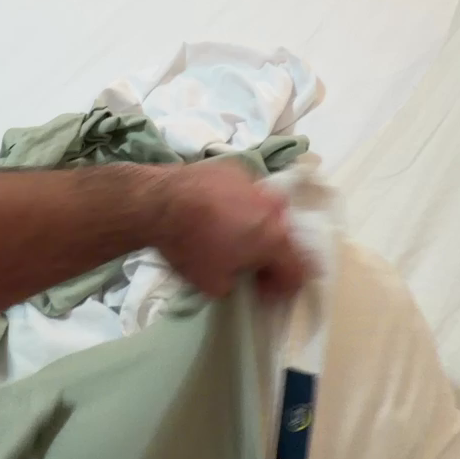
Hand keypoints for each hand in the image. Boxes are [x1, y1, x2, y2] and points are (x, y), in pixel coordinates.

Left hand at [150, 160, 309, 298]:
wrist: (161, 201)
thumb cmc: (191, 246)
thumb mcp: (213, 284)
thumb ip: (237, 285)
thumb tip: (237, 279)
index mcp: (276, 239)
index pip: (298, 270)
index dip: (283, 286)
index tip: (263, 291)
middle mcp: (275, 208)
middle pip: (284, 237)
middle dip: (269, 253)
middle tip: (247, 263)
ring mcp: (257, 183)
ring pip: (266, 210)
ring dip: (255, 226)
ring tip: (229, 234)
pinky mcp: (236, 168)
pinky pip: (246, 191)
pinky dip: (238, 204)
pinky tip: (215, 211)